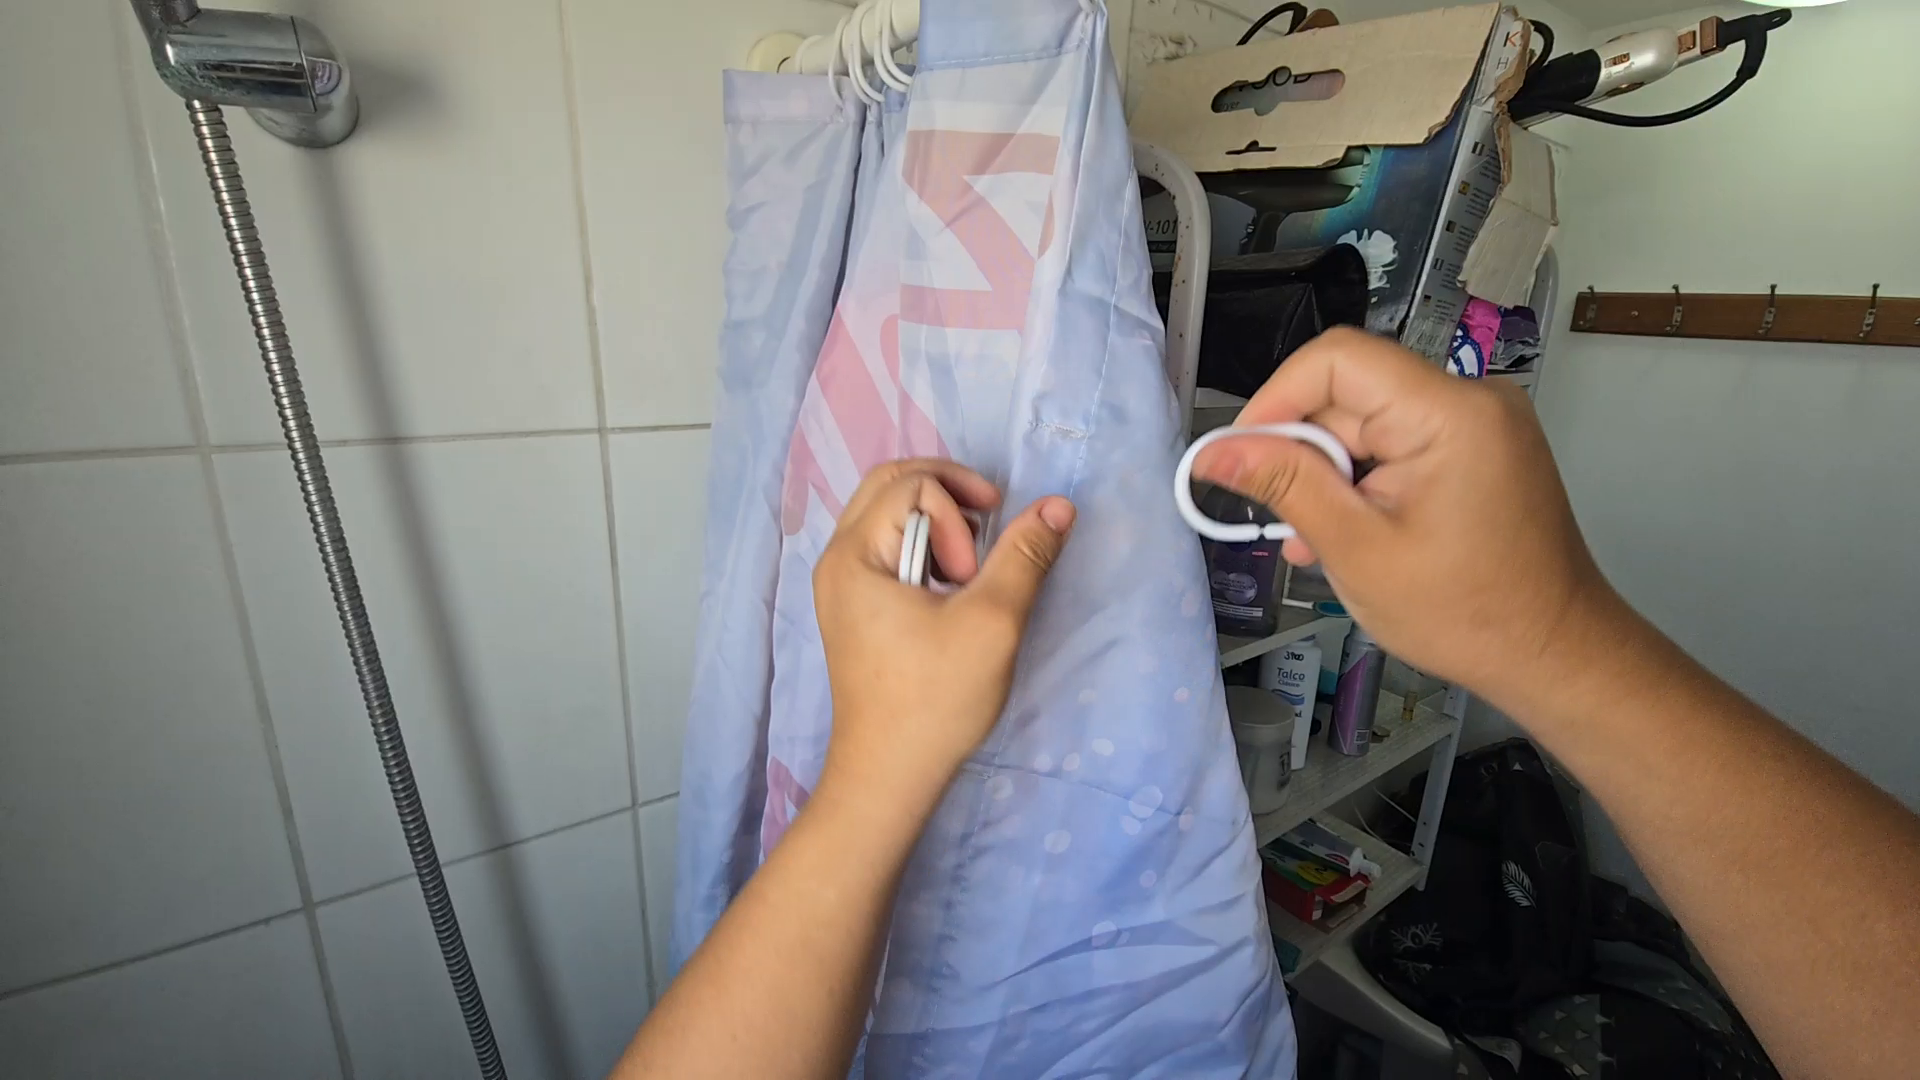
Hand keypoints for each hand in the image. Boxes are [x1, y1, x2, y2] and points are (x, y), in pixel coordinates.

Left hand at [812, 459, 1075, 815]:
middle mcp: (837, 558)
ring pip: (886, 510)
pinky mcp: (853, 605)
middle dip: (948, 492)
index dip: (956, 515)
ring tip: (966, 564)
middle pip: (890, 481)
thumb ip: (1025, 556)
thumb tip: (1058, 505)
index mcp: (854, 554)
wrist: (888, 774)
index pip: (912, 485)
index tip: (971, 576)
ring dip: (936, 518)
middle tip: (988, 523)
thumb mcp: (992, 622)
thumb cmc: (936, 699)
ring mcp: (840, 582)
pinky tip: (947, 583)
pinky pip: (884, 543)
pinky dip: (922, 544)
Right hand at [1192, 328, 1619, 709]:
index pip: (1337, 359)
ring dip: (1322, 476)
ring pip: (1360, 424)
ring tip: (1313, 540)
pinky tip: (1343, 532)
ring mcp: (1473, 423)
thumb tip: (1209, 453)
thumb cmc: (1459, 611)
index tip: (1240, 457)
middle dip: (1299, 452)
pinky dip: (1354, 482)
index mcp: (1449, 412)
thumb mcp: (1353, 547)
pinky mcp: (1470, 447)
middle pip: (1346, 394)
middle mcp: (1468, 399)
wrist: (1552, 655)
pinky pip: (1388, 445)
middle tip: (1280, 519)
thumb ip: (1282, 485)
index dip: (1274, 399)